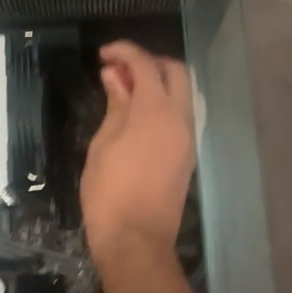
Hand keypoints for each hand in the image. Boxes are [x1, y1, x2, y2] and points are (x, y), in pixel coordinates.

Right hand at [81, 41, 195, 265]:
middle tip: (118, 69)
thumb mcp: (103, 144)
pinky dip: (162, 104)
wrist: (135, 240)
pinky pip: (180, 115)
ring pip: (182, 94)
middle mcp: (181, 119)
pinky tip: (136, 113)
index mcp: (156, 112)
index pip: (146, 65)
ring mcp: (188, 138)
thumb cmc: (109, 192)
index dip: (125, 52)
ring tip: (124, 90)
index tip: (103, 54)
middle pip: (176, 72)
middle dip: (149, 62)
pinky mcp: (187, 155)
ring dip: (158, 83)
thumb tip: (115, 76)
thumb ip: (115, 105)